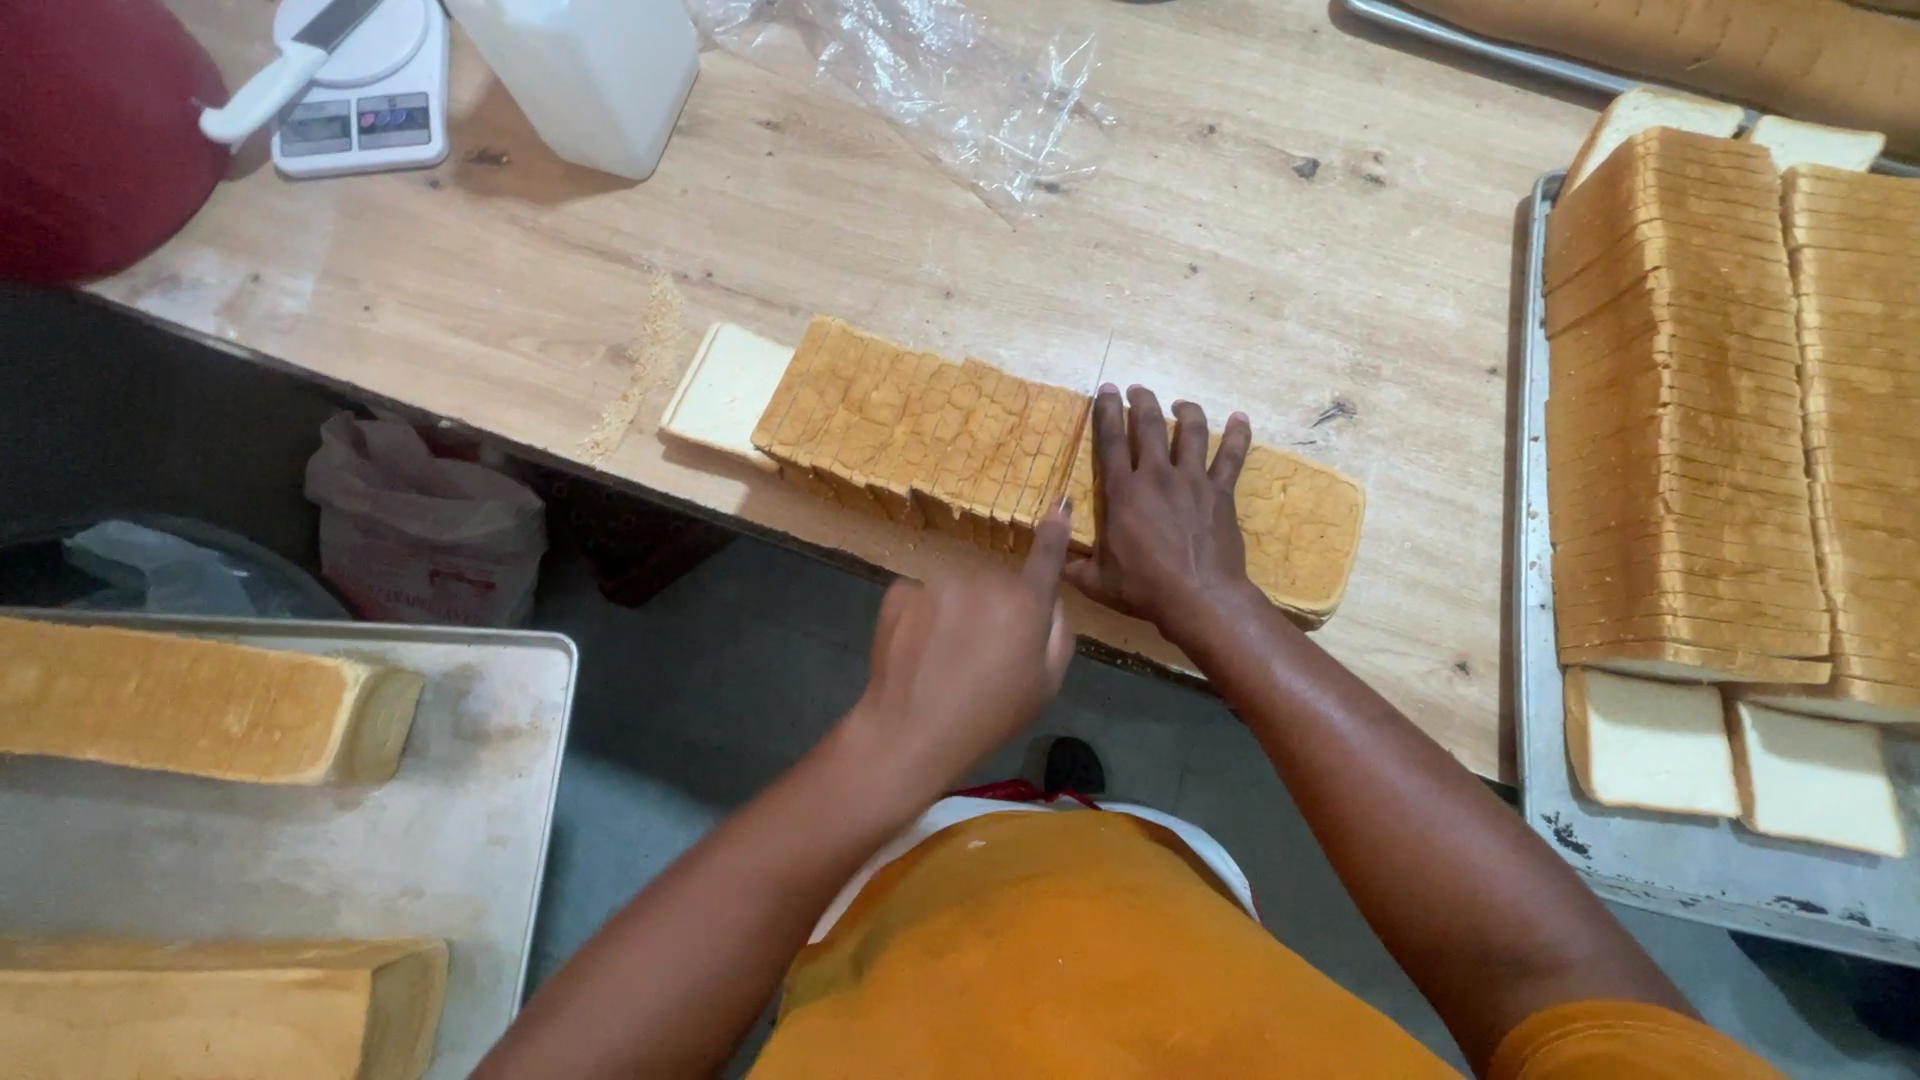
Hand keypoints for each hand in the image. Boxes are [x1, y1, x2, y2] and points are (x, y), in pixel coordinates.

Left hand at [839, 506, 1075, 806]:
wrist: (910, 730)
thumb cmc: (989, 716)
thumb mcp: (1046, 686)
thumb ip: (1058, 635)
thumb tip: (1050, 601)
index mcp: (1025, 602)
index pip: (1045, 558)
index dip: (1054, 532)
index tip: (1059, 504)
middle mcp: (983, 579)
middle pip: (994, 584)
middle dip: (992, 608)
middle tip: (981, 657)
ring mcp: (937, 582)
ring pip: (955, 590)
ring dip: (954, 613)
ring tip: (944, 659)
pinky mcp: (900, 591)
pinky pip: (921, 598)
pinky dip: (921, 618)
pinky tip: (917, 652)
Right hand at [1064, 385, 1259, 645]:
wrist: (1200, 597)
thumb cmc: (1143, 589)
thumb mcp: (1095, 581)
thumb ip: (1072, 565)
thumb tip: (1052, 559)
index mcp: (1122, 492)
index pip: (1110, 441)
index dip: (1107, 412)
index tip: (1106, 390)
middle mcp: (1156, 476)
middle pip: (1150, 425)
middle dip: (1142, 401)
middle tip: (1137, 388)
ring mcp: (1192, 481)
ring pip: (1191, 431)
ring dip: (1185, 410)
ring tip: (1180, 403)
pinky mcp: (1221, 492)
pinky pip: (1232, 457)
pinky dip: (1237, 435)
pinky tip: (1240, 418)